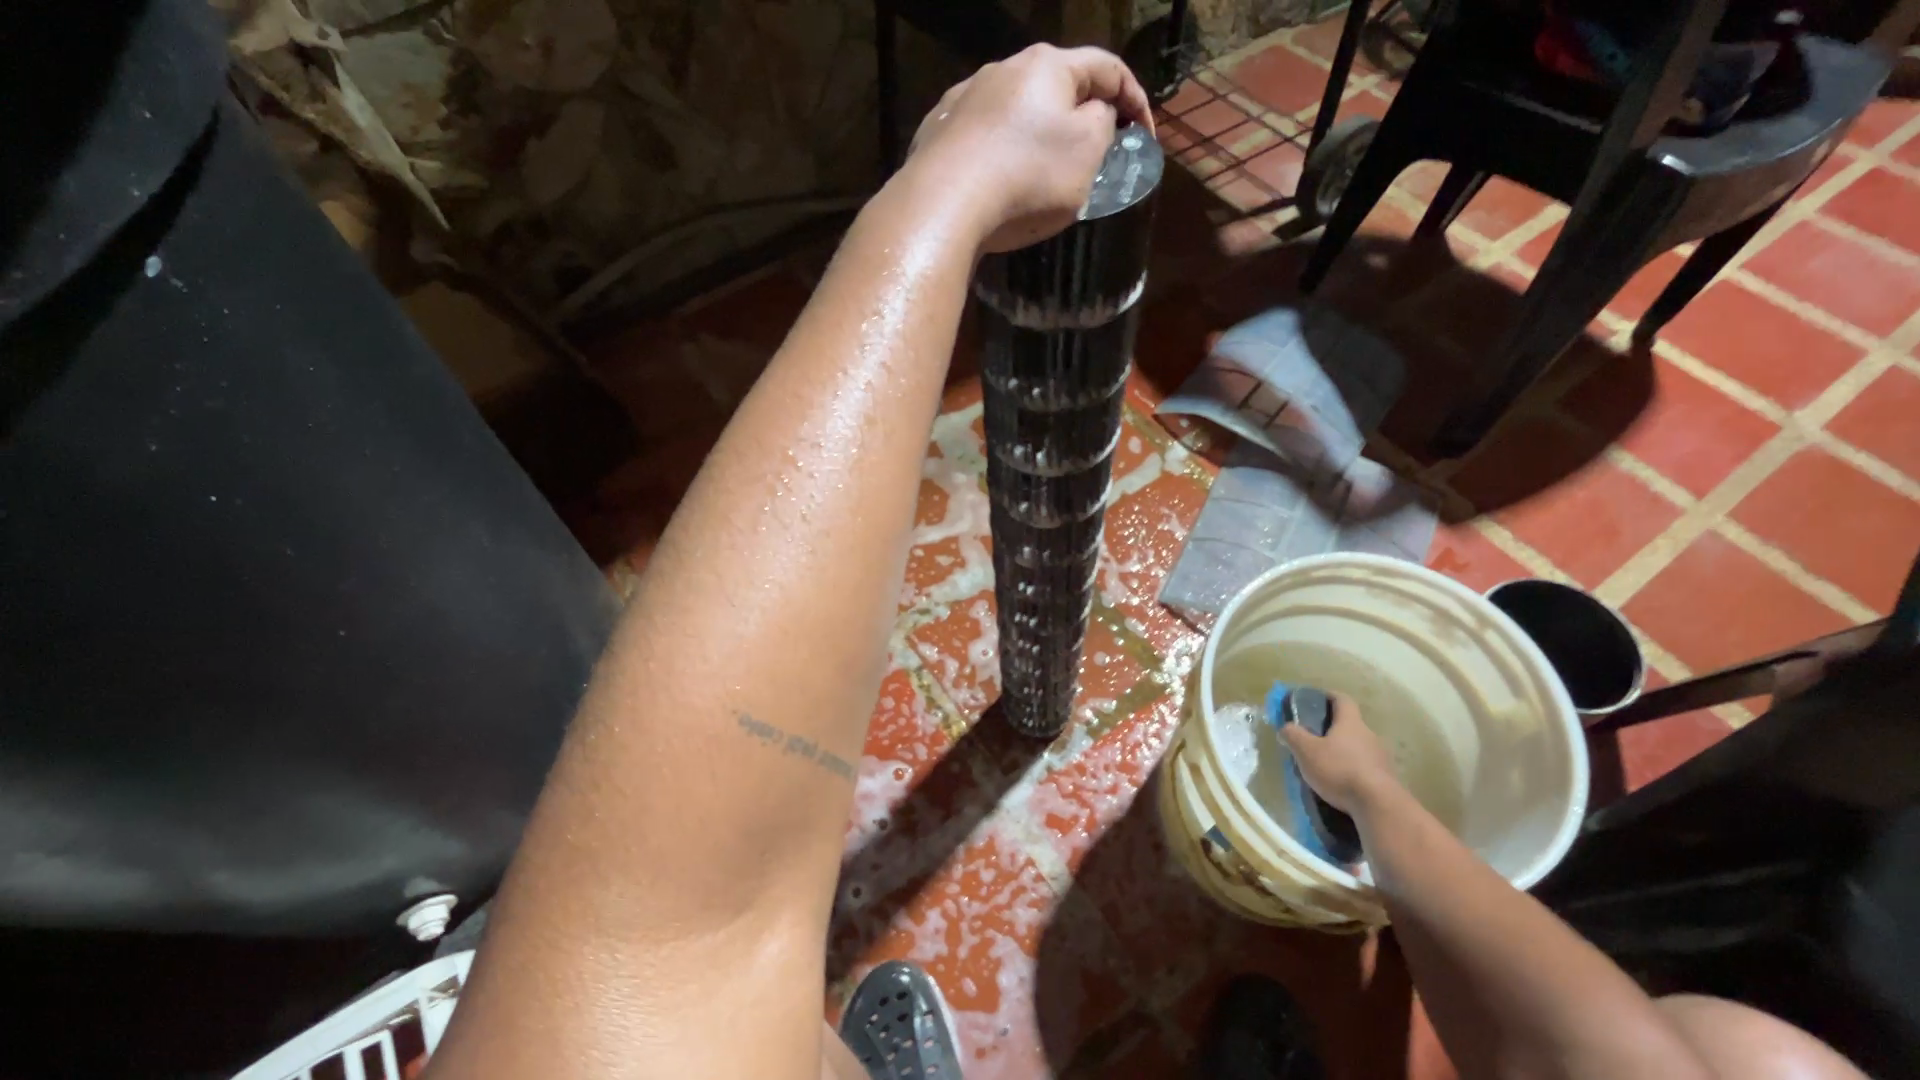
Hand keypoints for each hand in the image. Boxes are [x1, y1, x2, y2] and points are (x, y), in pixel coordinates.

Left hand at [907, 44, 1154, 252]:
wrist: (942, 207)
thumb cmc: (1028, 177)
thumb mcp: (1088, 152)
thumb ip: (1103, 124)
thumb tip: (1094, 113)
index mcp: (1047, 66)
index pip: (1107, 68)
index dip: (1135, 100)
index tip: (1144, 139)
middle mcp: (1001, 70)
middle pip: (1056, 88)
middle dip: (1081, 118)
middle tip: (1095, 157)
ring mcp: (962, 100)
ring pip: (1016, 113)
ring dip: (1037, 138)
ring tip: (1044, 176)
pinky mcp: (936, 133)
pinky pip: (982, 139)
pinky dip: (1001, 155)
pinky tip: (1000, 184)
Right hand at [1281, 692, 1401, 815]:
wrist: (1377, 804)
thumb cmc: (1339, 770)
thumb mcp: (1306, 751)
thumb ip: (1293, 735)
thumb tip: (1286, 727)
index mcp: (1351, 723)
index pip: (1342, 700)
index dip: (1329, 697)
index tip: (1316, 700)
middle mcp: (1369, 735)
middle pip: (1350, 725)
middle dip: (1333, 730)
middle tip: (1314, 739)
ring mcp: (1381, 757)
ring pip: (1358, 747)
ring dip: (1343, 752)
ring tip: (1326, 765)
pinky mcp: (1386, 778)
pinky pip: (1366, 767)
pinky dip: (1353, 770)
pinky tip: (1341, 784)